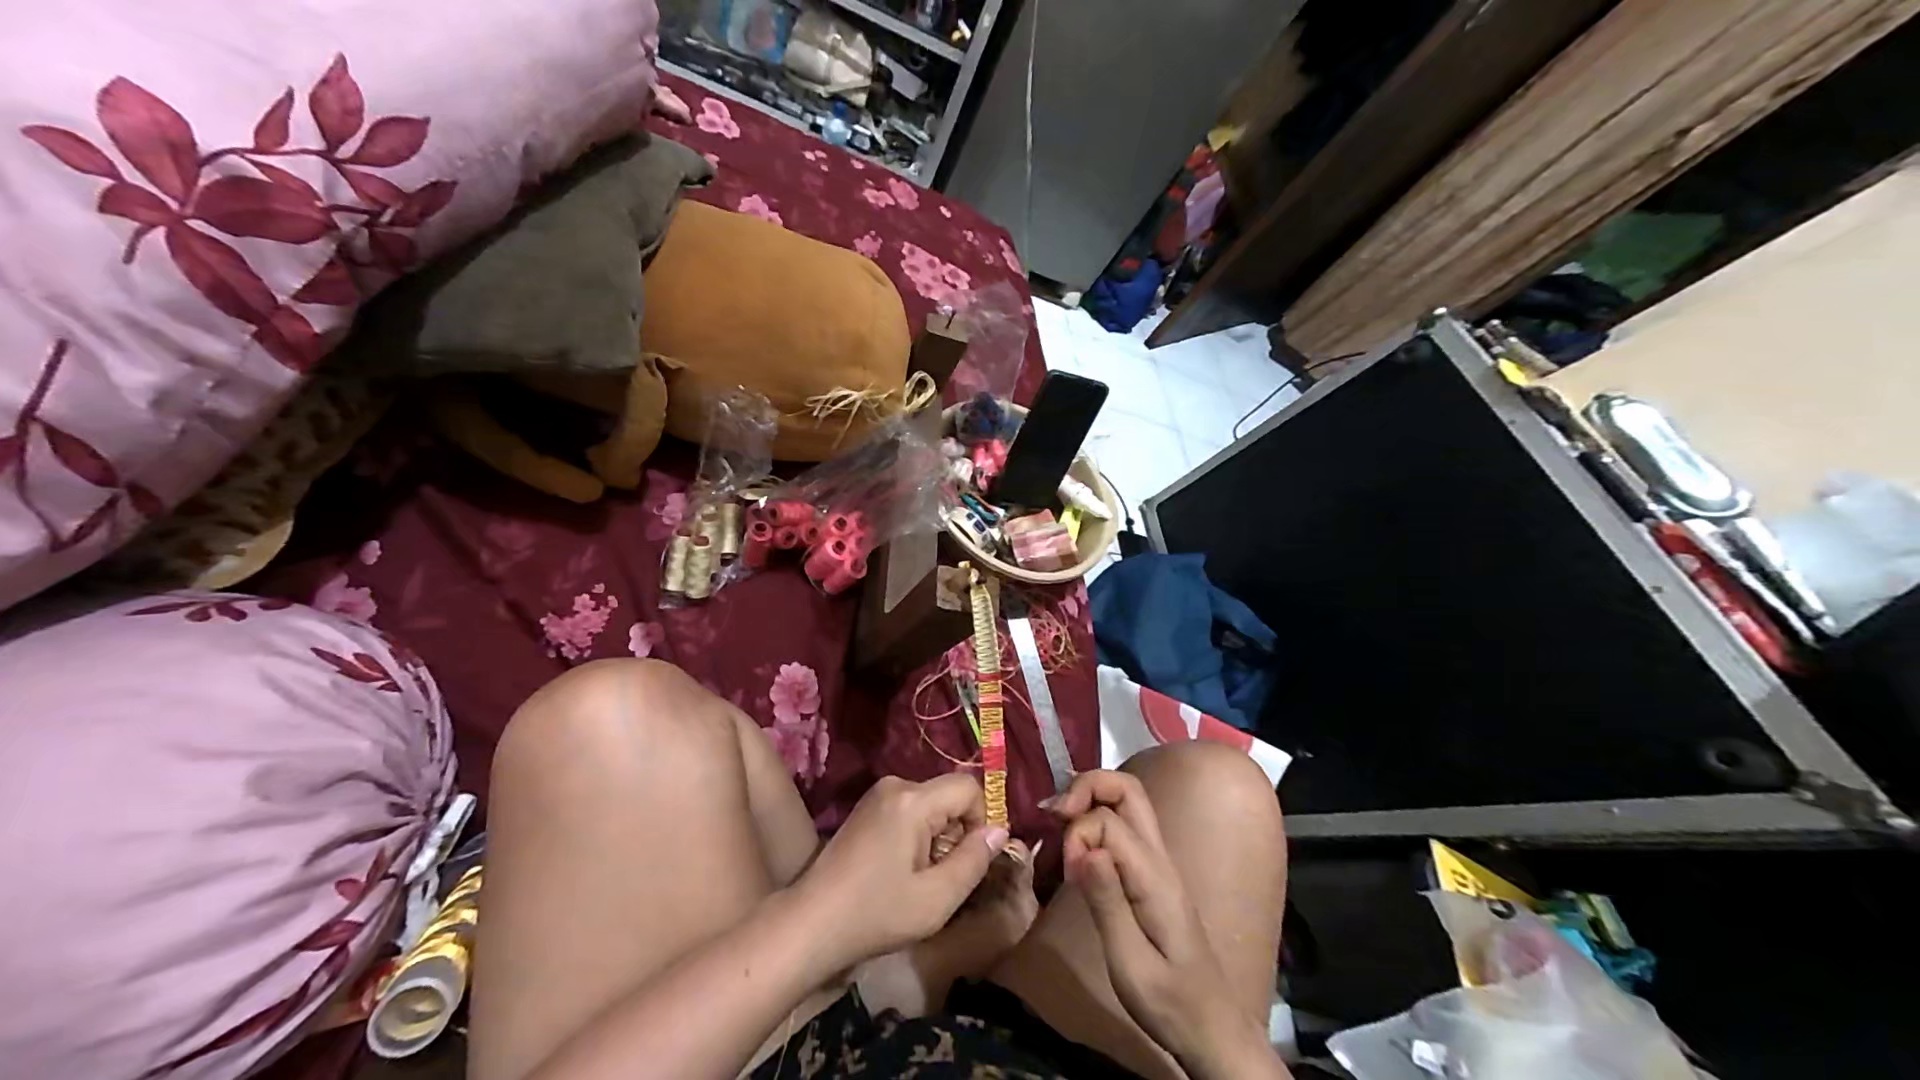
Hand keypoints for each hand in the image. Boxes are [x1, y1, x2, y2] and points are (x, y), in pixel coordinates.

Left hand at [796, 774, 1010, 967]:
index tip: (972, 859)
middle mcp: (895, 785)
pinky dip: (918, 836)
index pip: (969, 787)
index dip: (982, 820)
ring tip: (921, 879)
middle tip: (944, 877)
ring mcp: (877, 795)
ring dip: (938, 837)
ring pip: (931, 805)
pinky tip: (902, 871)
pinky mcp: (867, 809)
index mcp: (913, 800)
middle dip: (957, 832)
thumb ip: (974, 860)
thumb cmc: (876, 914)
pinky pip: (910, 811)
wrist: (811, 924)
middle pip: (949, 795)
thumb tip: (1000, 830)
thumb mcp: (937, 898)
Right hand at [1048, 771, 1268, 1073]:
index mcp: (1154, 876)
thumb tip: (1085, 848)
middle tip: (1053, 814)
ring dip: (1090, 798)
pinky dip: (1095, 815)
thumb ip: (1107, 902)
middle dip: (1086, 786)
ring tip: (1057, 822)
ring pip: (1127, 800)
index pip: (1107, 821)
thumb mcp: (1130, 964)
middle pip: (1127, 789)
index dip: (1077, 835)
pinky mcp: (1150, 872)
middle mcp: (1159, 857)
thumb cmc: (1169, 1003)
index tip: (1065, 872)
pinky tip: (1074, 840)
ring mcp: (1157, 862)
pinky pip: (1123, 824)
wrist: (1211, 1028)